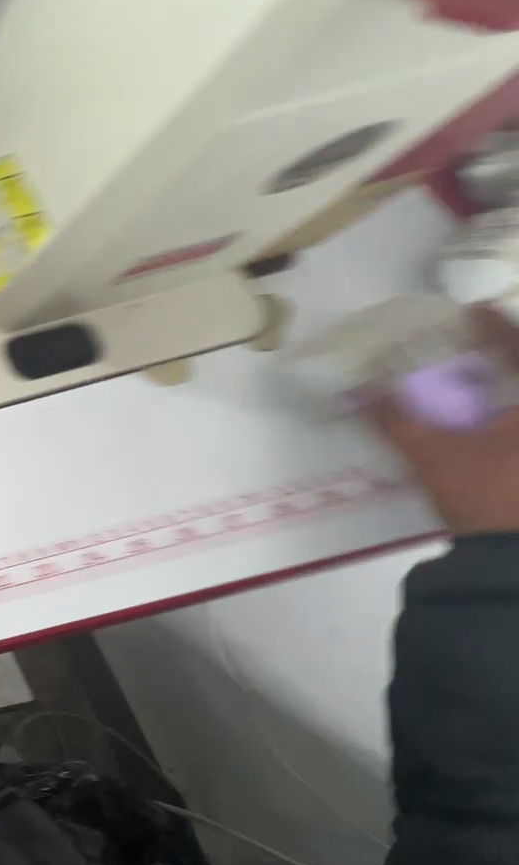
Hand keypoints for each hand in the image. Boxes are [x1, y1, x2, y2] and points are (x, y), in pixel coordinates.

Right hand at [370, 305, 518, 536]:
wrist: (514, 552)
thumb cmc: (484, 493)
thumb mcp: (432, 456)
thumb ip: (397, 421)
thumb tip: (361, 392)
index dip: (498, 329)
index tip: (472, 312)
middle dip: (503, 358)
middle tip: (478, 348)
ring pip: (514, 402)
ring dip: (501, 388)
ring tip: (478, 383)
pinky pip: (511, 424)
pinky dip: (499, 415)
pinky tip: (481, 421)